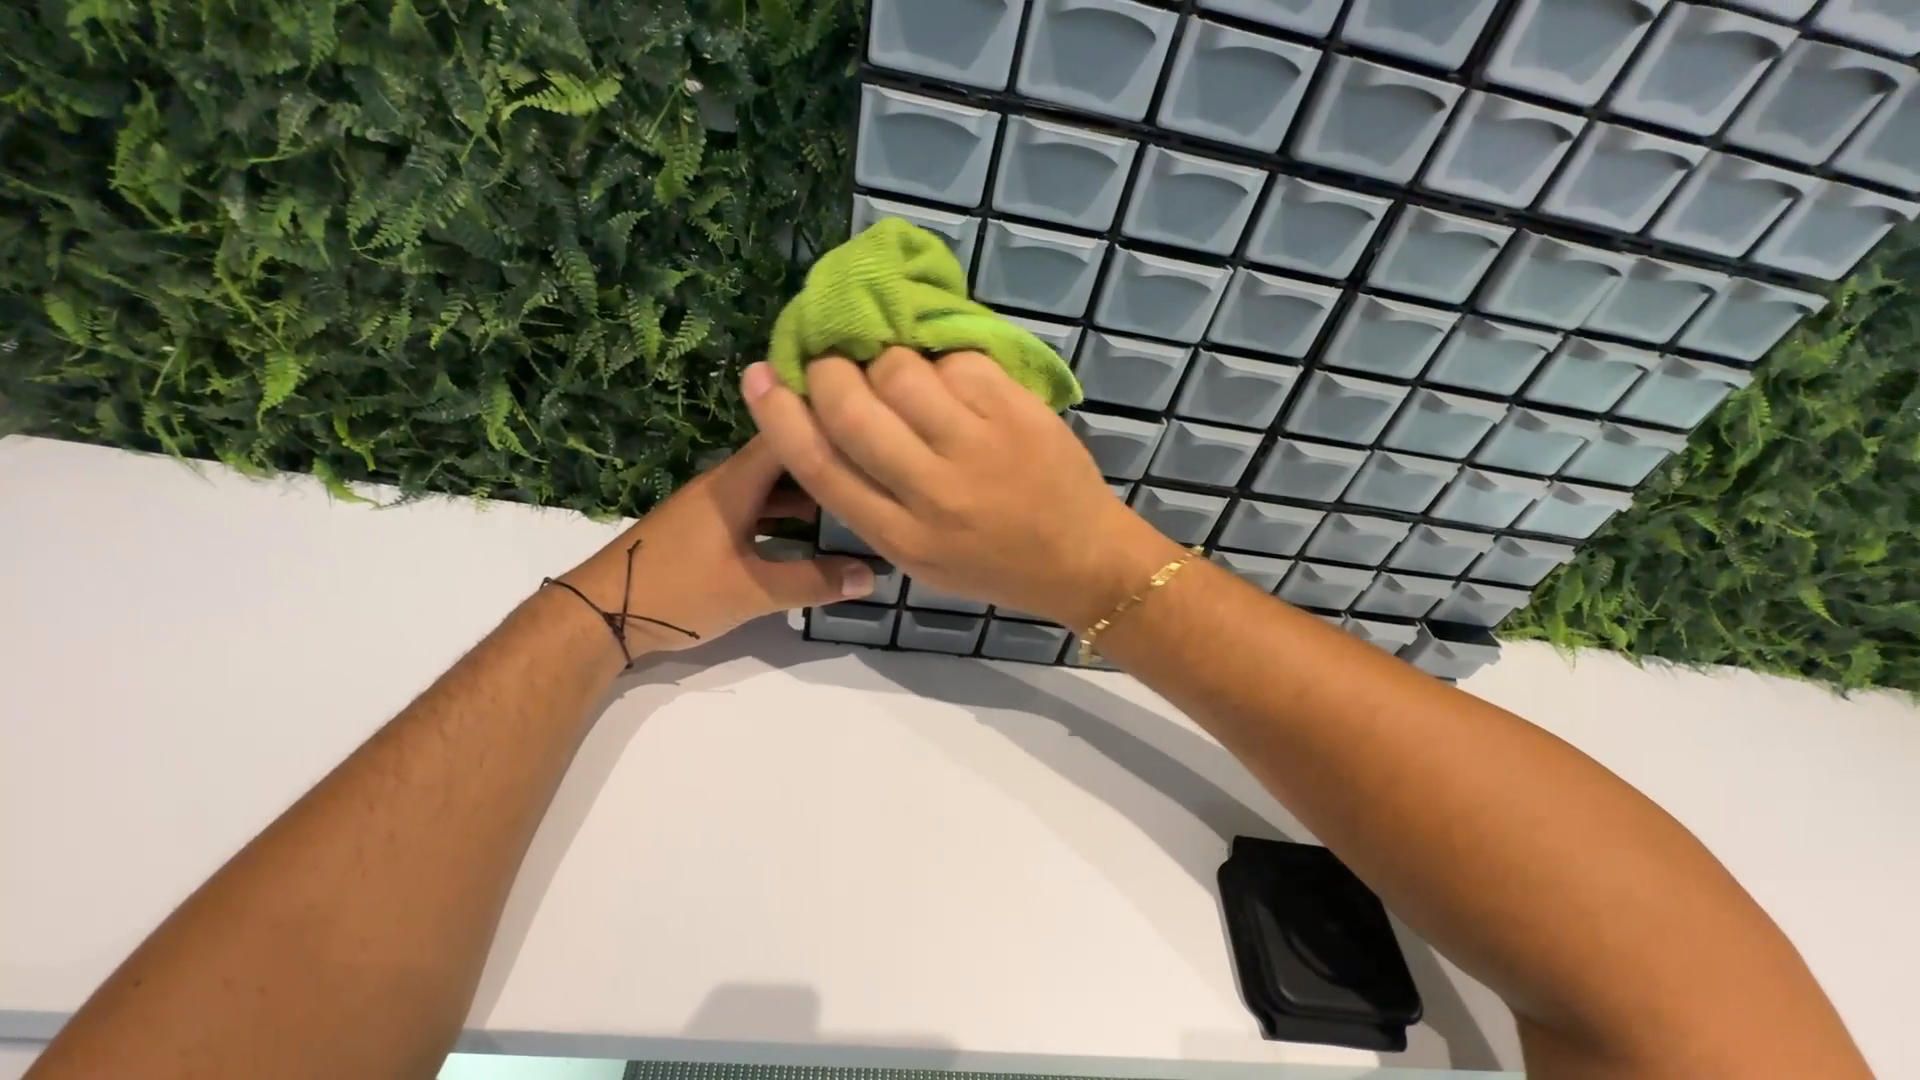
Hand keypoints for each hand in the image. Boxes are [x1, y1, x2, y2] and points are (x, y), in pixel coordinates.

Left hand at [555, 436, 875, 657]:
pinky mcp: (705, 528)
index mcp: (736, 482)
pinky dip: (785, 516)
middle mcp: (725, 483)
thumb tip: (873, 574)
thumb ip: (813, 582)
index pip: (787, 433)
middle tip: (876, 468)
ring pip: (770, 487)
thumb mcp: (752, 591)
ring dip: (808, 493)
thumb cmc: (677, 591)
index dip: (827, 421)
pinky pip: (756, 508)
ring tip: (854, 501)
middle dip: (826, 460)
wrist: (600, 613)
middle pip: (784, 458)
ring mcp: (712, 506)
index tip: (869, 417)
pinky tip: (810, 537)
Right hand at [740, 349, 1182, 629]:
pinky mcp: (1018, 413)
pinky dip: (945, 360)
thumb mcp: (918, 557)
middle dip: (830, 372)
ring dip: (887, 361)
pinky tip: (952, 378)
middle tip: (836, 365)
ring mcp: (979, 448)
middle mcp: (932, 492)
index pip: (818, 465)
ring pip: (901, 371)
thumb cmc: (993, 563)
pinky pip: (958, 360)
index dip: (778, 415)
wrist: (1084, 560)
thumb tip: (825, 421)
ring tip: (901, 374)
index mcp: (900, 537)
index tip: (760, 376)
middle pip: (851, 408)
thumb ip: (870, 501)